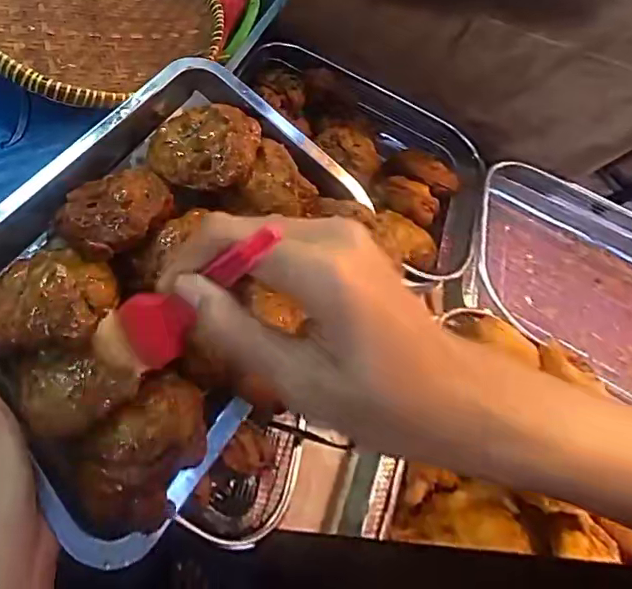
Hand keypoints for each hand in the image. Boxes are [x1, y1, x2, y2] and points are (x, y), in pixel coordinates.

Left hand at [0, 325, 56, 588]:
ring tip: (63, 371)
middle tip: (49, 347)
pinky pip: (30, 440)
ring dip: (32, 403)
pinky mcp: (20, 478)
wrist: (16, 544)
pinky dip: (43, 427)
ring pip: (14, 419)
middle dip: (16, 378)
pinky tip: (63, 411)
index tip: (19, 330)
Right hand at [155, 214, 503, 462]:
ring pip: (257, 229)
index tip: (164, 297)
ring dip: (227, 260)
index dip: (185, 259)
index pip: (226, 236)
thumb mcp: (301, 382)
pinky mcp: (347, 236)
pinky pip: (282, 236)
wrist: (466, 396)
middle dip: (203, 260)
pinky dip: (255, 258)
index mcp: (319, 267)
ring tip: (211, 306)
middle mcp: (328, 231)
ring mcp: (341, 229)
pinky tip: (250, 294)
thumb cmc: (387, 405)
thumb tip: (182, 288)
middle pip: (239, 226)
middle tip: (182, 307)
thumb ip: (233, 330)